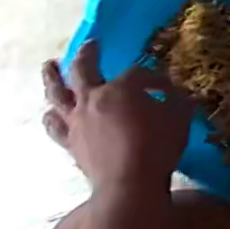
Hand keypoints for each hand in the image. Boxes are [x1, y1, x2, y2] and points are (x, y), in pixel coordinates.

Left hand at [42, 40, 194, 202]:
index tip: (167, 88)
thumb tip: (176, 95)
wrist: (130, 184)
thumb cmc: (158, 147)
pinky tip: (51, 113)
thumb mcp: (179, 118)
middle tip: (92, 44)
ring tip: (50, 65)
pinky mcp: (70, 142)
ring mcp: (78, 120)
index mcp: (122, 87)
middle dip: (89, 53)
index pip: (138, 73)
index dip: (154, 78)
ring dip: (53, 77)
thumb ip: (177, 102)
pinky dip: (52, 117)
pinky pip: (55, 127)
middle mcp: (94, 98)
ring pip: (58, 93)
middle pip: (84, 68)